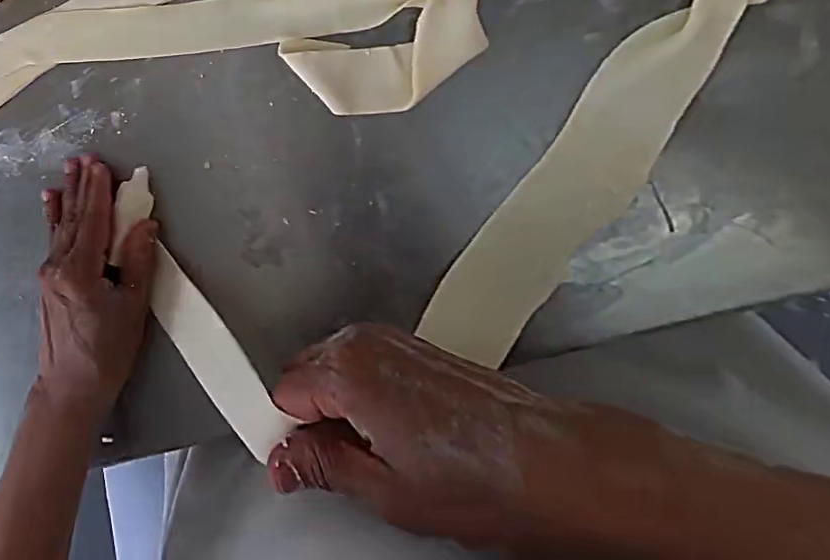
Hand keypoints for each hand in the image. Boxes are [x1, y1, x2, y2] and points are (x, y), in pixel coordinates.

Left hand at [34, 155, 158, 416]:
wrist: (68, 390)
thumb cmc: (107, 353)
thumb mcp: (132, 309)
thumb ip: (138, 262)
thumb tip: (146, 223)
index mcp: (80, 271)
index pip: (94, 221)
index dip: (99, 191)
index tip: (102, 165)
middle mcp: (58, 265)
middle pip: (75, 217)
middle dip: (82, 185)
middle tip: (85, 156)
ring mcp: (48, 271)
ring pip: (61, 225)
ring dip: (68, 194)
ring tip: (69, 167)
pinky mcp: (47, 280)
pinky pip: (53, 239)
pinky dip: (54, 217)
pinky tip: (50, 200)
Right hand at [266, 323, 662, 549]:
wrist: (549, 460)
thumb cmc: (480, 477)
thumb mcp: (385, 491)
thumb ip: (321, 467)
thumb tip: (285, 462)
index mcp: (346, 371)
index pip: (280, 394)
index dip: (285, 433)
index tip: (295, 461)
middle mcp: (361, 341)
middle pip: (303, 373)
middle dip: (309, 415)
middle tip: (339, 464)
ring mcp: (386, 337)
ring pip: (331, 367)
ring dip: (337, 404)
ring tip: (379, 450)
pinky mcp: (408, 342)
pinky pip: (361, 361)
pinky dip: (362, 391)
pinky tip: (397, 429)